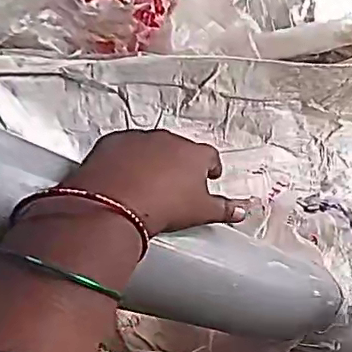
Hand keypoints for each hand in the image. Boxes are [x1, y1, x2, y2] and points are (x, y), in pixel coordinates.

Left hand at [58, 130, 247, 235]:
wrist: (116, 205)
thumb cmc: (162, 206)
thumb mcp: (201, 212)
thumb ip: (223, 209)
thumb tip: (240, 210)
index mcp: (193, 154)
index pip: (209, 156)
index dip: (210, 167)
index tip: (209, 174)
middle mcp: (167, 139)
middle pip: (178, 148)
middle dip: (177, 163)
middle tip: (175, 183)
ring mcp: (138, 139)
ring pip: (148, 147)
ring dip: (149, 159)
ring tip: (146, 183)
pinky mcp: (111, 144)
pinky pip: (121, 149)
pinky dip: (122, 160)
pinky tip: (121, 178)